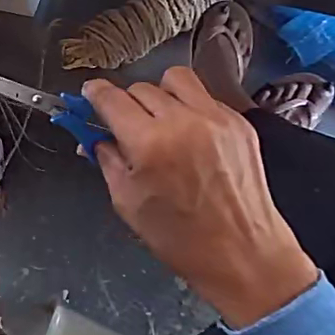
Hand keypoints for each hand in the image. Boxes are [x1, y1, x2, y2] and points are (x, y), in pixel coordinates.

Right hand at [83, 68, 318, 327]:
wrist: (244, 255)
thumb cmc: (182, 239)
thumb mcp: (128, 204)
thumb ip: (107, 162)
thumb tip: (93, 139)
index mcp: (149, 143)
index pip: (112, 98)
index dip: (95, 93)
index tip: (90, 93)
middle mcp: (183, 122)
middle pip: (141, 87)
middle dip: (126, 103)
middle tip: (126, 125)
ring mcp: (215, 119)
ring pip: (176, 79)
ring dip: (160, 94)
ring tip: (159, 119)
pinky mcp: (239, 123)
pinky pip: (205, 97)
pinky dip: (190, 107)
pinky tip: (189, 134)